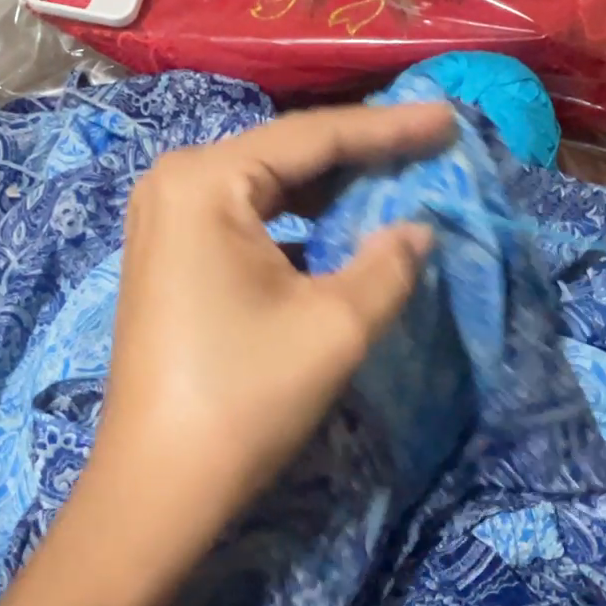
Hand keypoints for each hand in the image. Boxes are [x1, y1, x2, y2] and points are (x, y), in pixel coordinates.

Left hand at [77, 101, 455, 599]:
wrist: (158, 488)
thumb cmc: (244, 398)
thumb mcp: (335, 326)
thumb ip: (390, 263)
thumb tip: (418, 229)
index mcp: (205, 179)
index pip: (314, 137)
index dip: (389, 128)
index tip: (448, 118)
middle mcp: (175, 181)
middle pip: (286, 153)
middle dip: (361, 152)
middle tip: (430, 142)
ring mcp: (164, 218)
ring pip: (267, 185)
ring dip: (331, 186)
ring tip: (397, 176)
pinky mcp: (168, 254)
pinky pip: (245, 217)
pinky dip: (297, 219)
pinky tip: (341, 225)